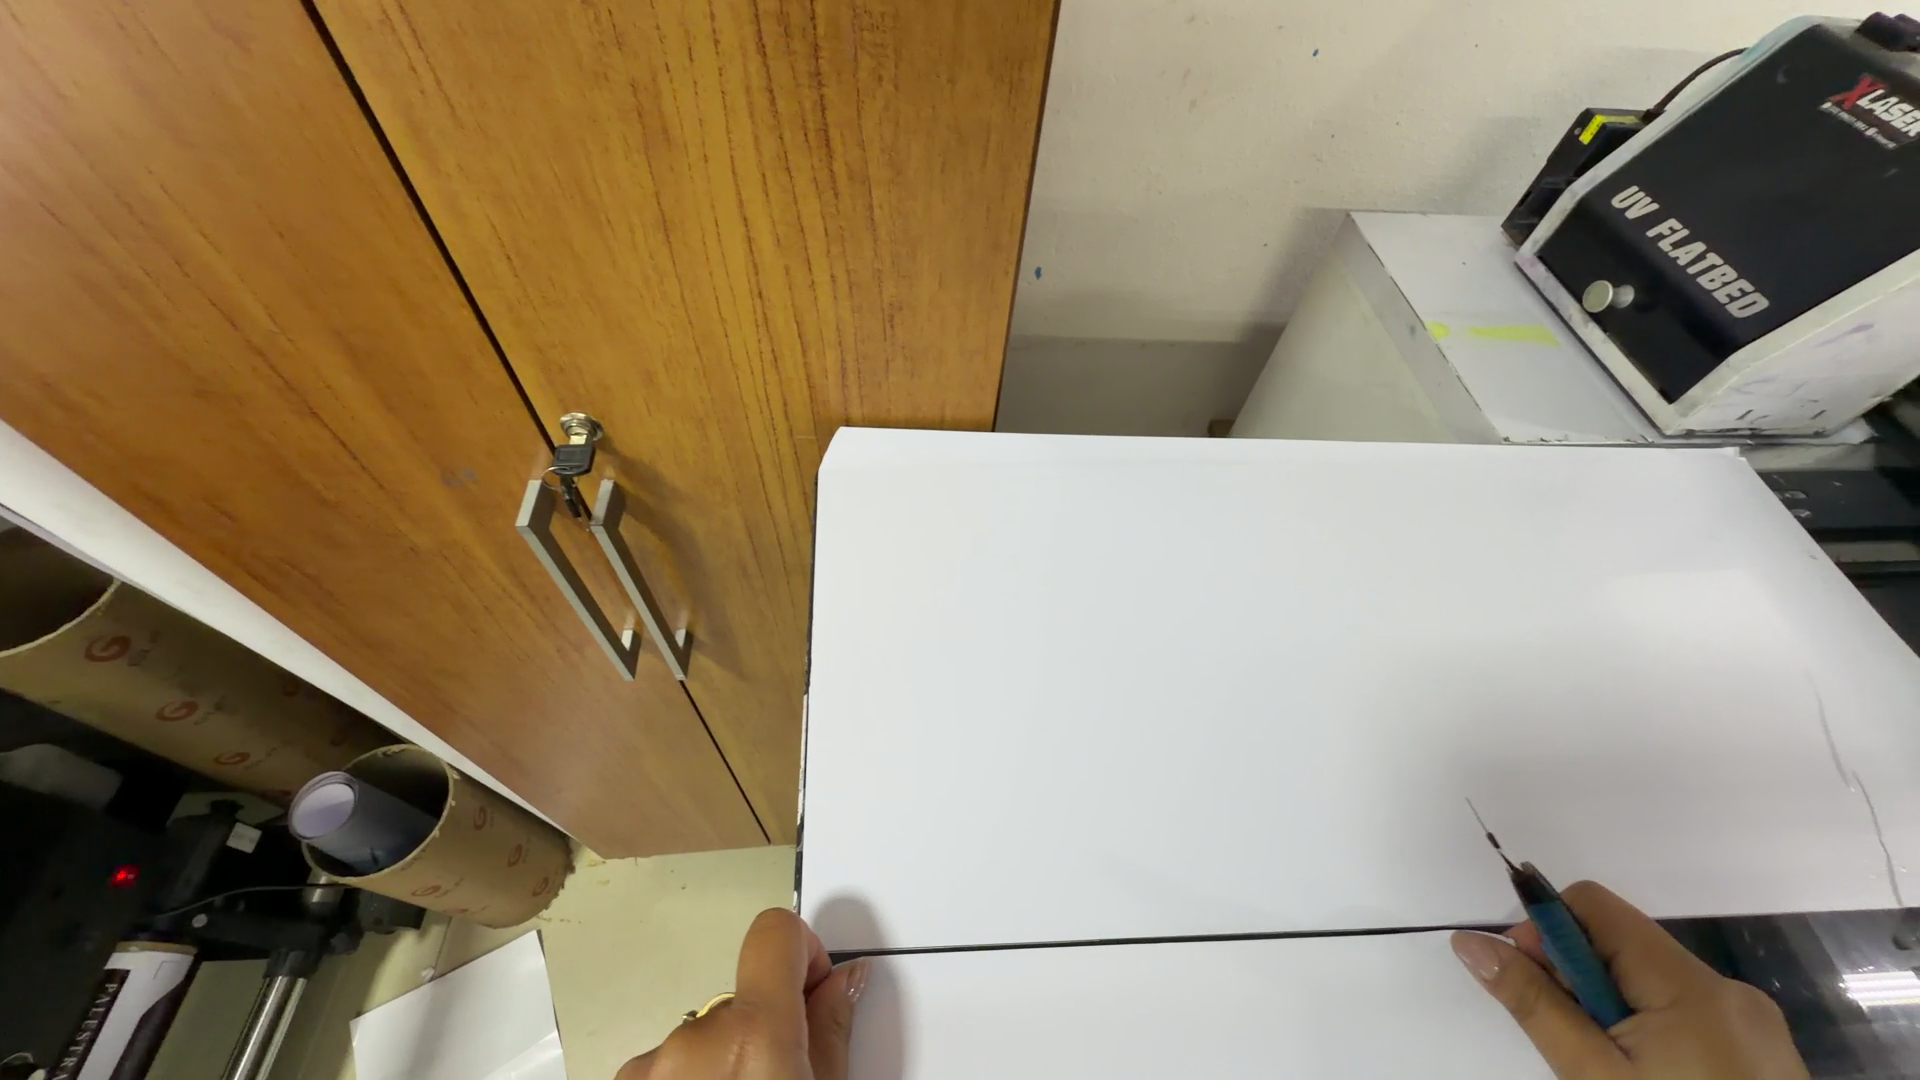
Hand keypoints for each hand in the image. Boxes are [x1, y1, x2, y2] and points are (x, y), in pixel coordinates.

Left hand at [618, 908, 869, 1079]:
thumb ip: (830, 1030)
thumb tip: (843, 981)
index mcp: (752, 1032)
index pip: (775, 930)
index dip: (801, 953)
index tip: (811, 991)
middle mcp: (693, 1041)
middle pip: (741, 995)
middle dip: (765, 1026)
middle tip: (784, 1078)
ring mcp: (649, 1070)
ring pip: (704, 1037)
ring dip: (724, 1063)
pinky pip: (667, 1068)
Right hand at [1451, 881, 1808, 1079]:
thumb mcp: (1593, 1074)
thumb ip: (1532, 1001)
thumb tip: (1469, 942)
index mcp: (1691, 986)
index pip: (1592, 905)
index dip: (1545, 929)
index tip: (1529, 980)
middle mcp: (1727, 991)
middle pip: (1616, 943)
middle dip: (1573, 976)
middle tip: (1568, 1037)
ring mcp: (1750, 1024)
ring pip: (1642, 979)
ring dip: (1605, 1005)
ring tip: (1609, 1065)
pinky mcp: (1757, 1051)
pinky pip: (1676, 1009)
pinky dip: (1642, 1027)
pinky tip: (1643, 1073)